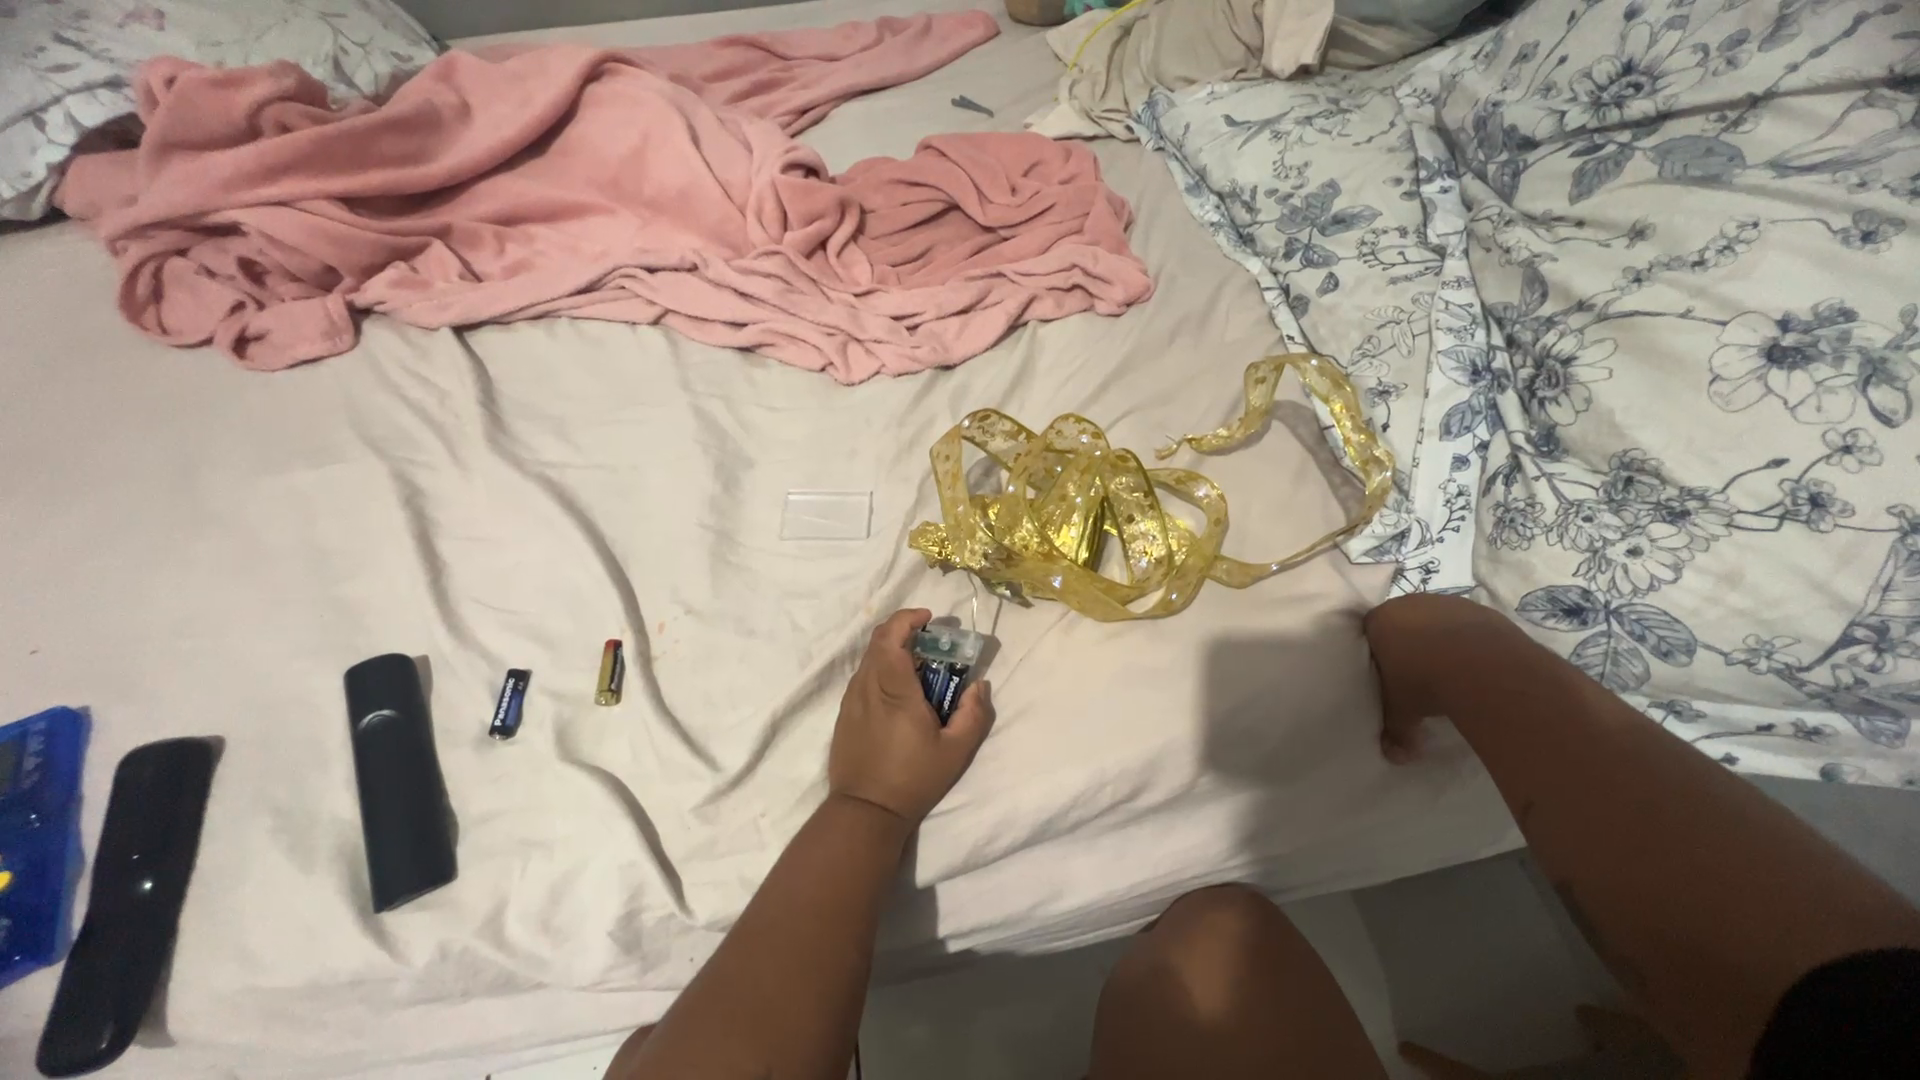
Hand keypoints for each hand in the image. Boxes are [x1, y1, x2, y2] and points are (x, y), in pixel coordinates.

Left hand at [828, 609, 995, 824]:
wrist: (865, 810)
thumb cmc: (913, 779)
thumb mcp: (955, 751)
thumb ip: (973, 714)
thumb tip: (979, 685)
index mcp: (894, 691)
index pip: (890, 637)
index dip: (907, 619)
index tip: (929, 619)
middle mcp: (867, 687)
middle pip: (878, 641)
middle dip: (903, 630)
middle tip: (930, 640)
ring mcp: (851, 700)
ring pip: (869, 659)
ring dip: (892, 651)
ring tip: (919, 667)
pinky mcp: (844, 714)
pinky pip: (863, 678)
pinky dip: (881, 670)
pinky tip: (899, 691)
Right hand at [1363, 593, 1511, 763]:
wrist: (1481, 667)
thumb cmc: (1423, 682)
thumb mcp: (1403, 713)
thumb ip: (1396, 732)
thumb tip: (1395, 757)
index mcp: (1379, 621)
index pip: (1370, 632)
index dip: (1380, 652)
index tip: (1390, 673)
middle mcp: (1409, 604)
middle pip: (1405, 622)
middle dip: (1411, 644)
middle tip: (1419, 673)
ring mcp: (1447, 603)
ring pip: (1438, 621)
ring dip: (1443, 641)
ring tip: (1453, 671)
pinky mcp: (1481, 610)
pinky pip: (1470, 626)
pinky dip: (1471, 642)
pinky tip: (1479, 666)